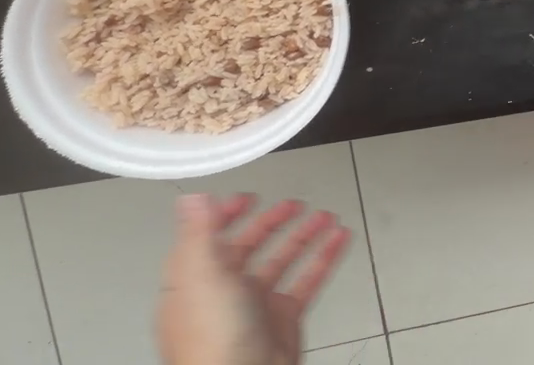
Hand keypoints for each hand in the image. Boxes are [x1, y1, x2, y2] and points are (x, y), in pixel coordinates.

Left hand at [157, 194, 350, 364]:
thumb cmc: (214, 336)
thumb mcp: (202, 278)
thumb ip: (199, 236)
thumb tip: (192, 198)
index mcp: (194, 284)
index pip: (205, 242)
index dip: (223, 218)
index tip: (247, 197)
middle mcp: (222, 293)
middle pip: (247, 249)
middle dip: (270, 223)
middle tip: (294, 203)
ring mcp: (254, 306)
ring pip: (282, 261)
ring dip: (303, 236)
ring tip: (327, 216)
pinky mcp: (283, 316)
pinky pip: (307, 279)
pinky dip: (326, 256)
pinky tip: (341, 238)